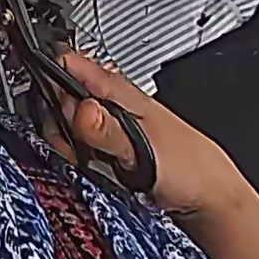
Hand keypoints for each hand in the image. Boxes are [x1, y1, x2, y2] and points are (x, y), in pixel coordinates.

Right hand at [41, 53, 258, 258]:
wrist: (208, 195)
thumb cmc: (187, 166)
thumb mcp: (143, 149)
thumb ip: (109, 131)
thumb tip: (80, 111)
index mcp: (116, 88)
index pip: (66, 62)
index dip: (49, 80)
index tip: (49, 111)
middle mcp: (108, 99)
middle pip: (59, 95)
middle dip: (56, 121)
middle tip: (72, 146)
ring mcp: (106, 120)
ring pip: (65, 120)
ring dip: (66, 141)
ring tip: (86, 160)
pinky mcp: (105, 142)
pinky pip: (76, 141)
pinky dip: (76, 154)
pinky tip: (91, 166)